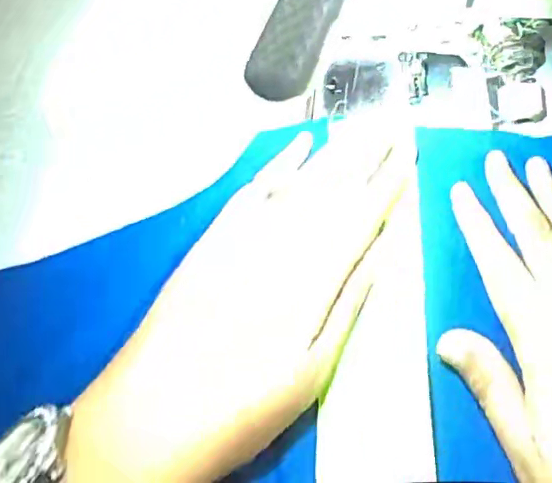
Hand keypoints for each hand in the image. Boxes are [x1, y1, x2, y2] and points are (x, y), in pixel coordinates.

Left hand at [66, 124, 409, 482]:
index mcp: (313, 277)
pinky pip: (253, 190)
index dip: (391, 180)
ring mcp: (244, 237)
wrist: (139, 429)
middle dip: (370, 153)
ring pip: (302, 181)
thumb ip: (350, 304)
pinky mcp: (213, 240)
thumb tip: (385, 247)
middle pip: (336, 187)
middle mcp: (283, 245)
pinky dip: (279, 164)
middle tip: (396, 122)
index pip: (363, 214)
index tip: (412, 151)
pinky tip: (302, 142)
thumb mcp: (310, 373)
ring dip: (337, 149)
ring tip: (364, 124)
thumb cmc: (238, 410)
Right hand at [438, 151, 551, 482]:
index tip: (462, 192)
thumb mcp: (528, 445)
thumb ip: (492, 384)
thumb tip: (449, 338)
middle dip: (514, 194)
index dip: (478, 226)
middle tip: (496, 158)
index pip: (501, 266)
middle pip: (540, 237)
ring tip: (538, 165)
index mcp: (544, 336)